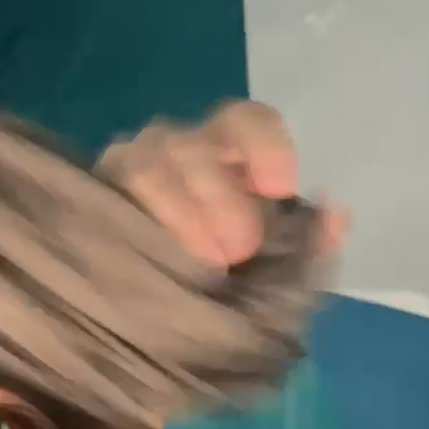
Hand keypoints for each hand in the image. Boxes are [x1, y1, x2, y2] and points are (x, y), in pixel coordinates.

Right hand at [95, 101, 348, 266]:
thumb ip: (306, 242)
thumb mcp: (280, 268)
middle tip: (239, 252)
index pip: (246, 118)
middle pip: (190, 146)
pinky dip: (137, 222)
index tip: (278, 189)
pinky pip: (109, 193)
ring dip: (178, 214)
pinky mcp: (93, 190)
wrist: (163, 309)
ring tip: (200, 262)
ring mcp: (125, 164)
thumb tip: (335, 215)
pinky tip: (152, 254)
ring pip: (145, 167)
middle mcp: (173, 145)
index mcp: (228, 150)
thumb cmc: (230, 276)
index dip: (264, 145)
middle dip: (220, 198)